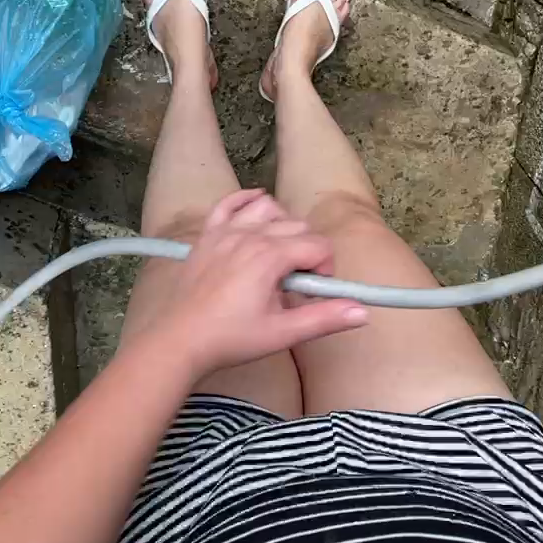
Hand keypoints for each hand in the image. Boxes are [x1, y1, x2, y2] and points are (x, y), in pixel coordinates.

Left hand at [136, 189, 367, 381]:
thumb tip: (362, 311)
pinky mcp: (207, 234)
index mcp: (270, 256)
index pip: (318, 245)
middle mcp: (250, 234)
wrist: (179, 341)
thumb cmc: (231, 338)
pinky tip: (255, 211)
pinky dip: (246, 201)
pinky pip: (229, 203)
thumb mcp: (282, 333)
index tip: (312, 292)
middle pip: (297, 226)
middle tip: (294, 286)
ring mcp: (226, 231)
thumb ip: (324, 318)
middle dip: (306, 252)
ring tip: (278, 257)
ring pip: (268, 208)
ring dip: (281, 226)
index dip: (324, 268)